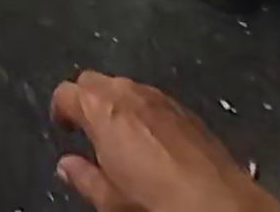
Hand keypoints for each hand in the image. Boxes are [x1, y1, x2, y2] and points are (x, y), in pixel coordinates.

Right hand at [50, 71, 279, 211]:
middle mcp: (125, 91)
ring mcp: (155, 93)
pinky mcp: (181, 104)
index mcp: (101, 109)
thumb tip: (66, 165)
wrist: (219, 203)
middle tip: (88, 131)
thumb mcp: (111, 202)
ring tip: (119, 136)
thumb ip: (85, 178)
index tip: (64, 129)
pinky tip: (150, 139)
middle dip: (85, 99)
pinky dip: (140, 108)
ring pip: (121, 84)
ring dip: (113, 102)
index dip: (60, 109)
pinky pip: (148, 96)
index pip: (66, 92)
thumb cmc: (155, 203)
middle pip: (92, 80)